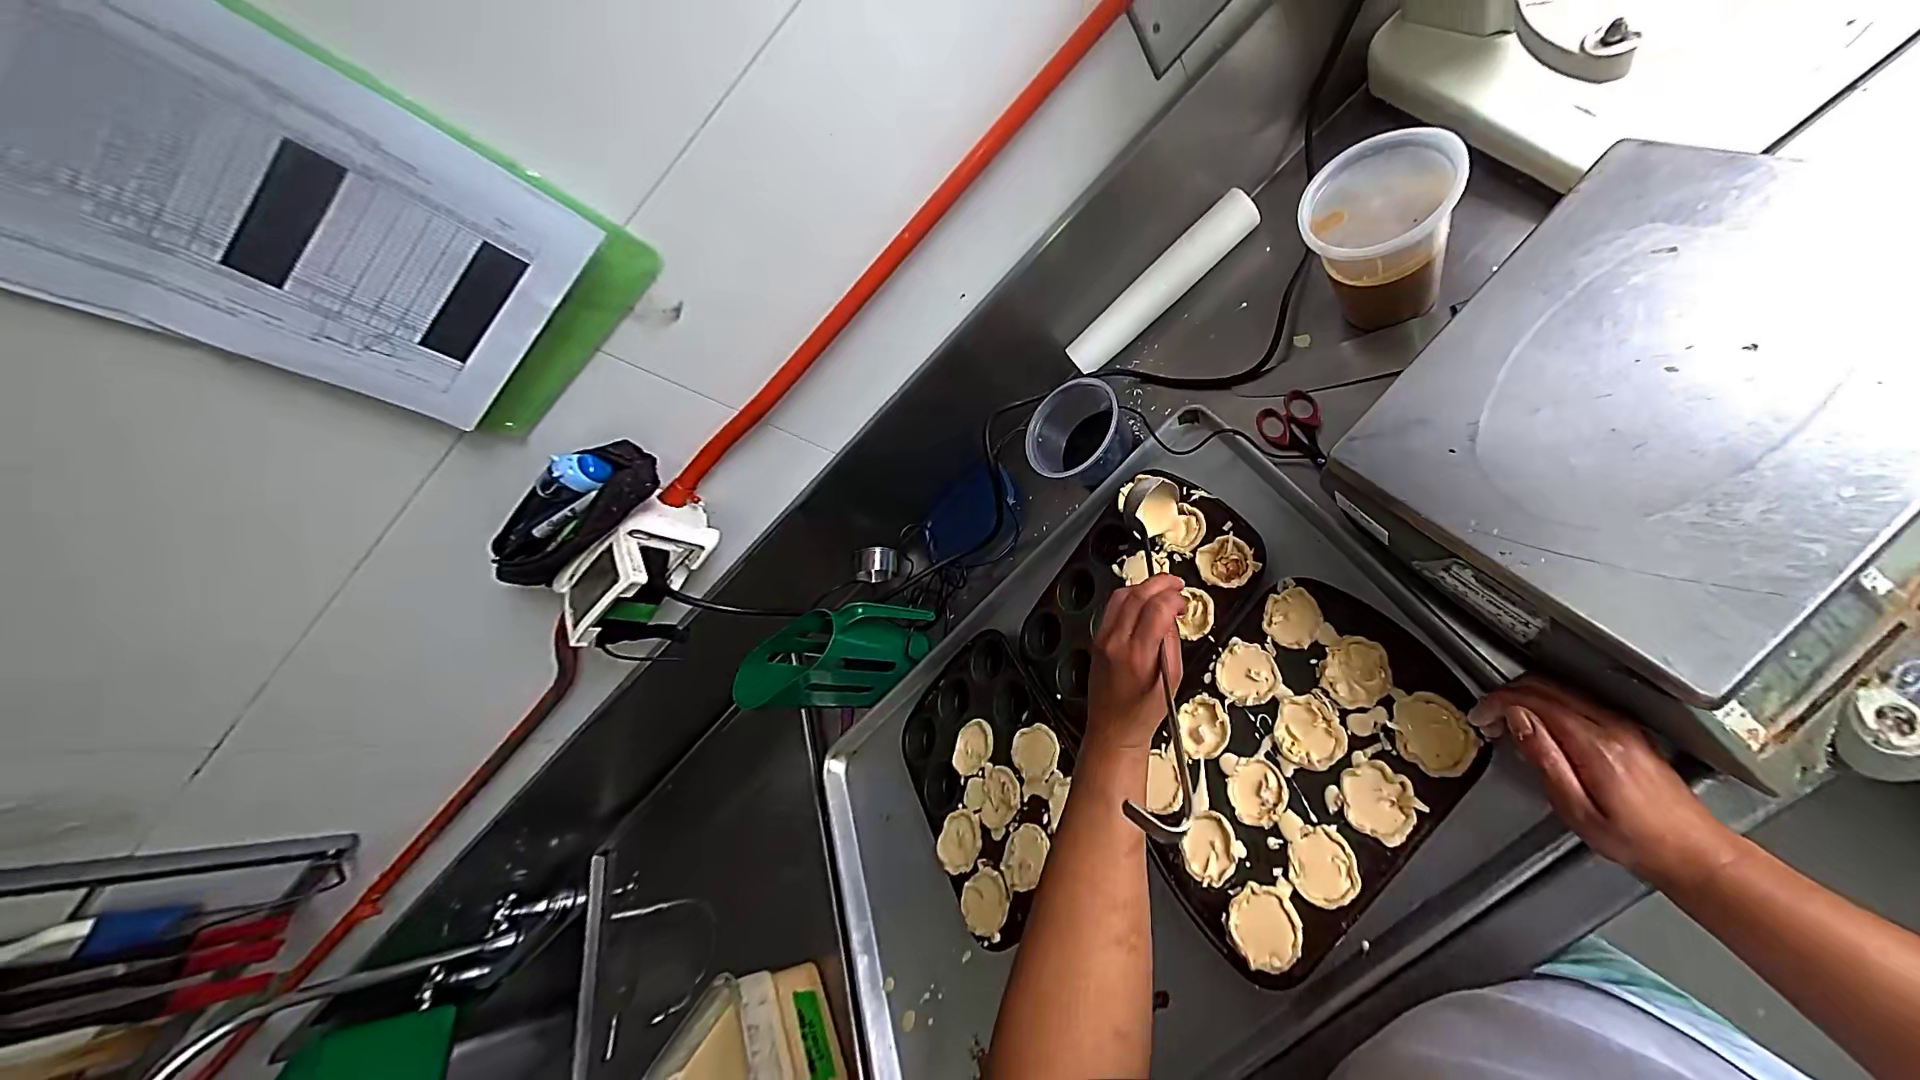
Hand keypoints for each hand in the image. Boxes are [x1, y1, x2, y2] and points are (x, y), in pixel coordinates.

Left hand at [1086, 575, 1184, 753]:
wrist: (1113, 727)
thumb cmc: (1142, 712)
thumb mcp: (1172, 679)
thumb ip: (1172, 643)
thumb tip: (1172, 616)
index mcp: (1137, 655)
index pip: (1156, 608)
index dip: (1174, 597)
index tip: (1183, 600)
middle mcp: (1115, 643)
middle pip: (1137, 595)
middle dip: (1160, 583)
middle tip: (1176, 583)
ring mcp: (1102, 639)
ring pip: (1121, 596)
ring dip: (1143, 587)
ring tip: (1162, 590)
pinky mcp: (1096, 639)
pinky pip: (1112, 607)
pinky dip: (1130, 598)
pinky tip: (1143, 602)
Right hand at [1480, 675, 1744, 891]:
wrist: (1699, 855)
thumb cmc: (1637, 841)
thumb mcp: (1575, 808)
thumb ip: (1543, 758)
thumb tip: (1516, 720)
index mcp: (1596, 744)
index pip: (1534, 700)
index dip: (1497, 703)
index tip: (1480, 717)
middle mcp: (1614, 727)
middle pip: (1546, 686)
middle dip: (1506, 697)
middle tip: (1487, 720)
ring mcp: (1625, 727)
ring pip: (1560, 689)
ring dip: (1524, 699)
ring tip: (1507, 725)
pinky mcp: (1630, 732)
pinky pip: (1577, 701)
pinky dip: (1546, 705)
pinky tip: (1538, 727)